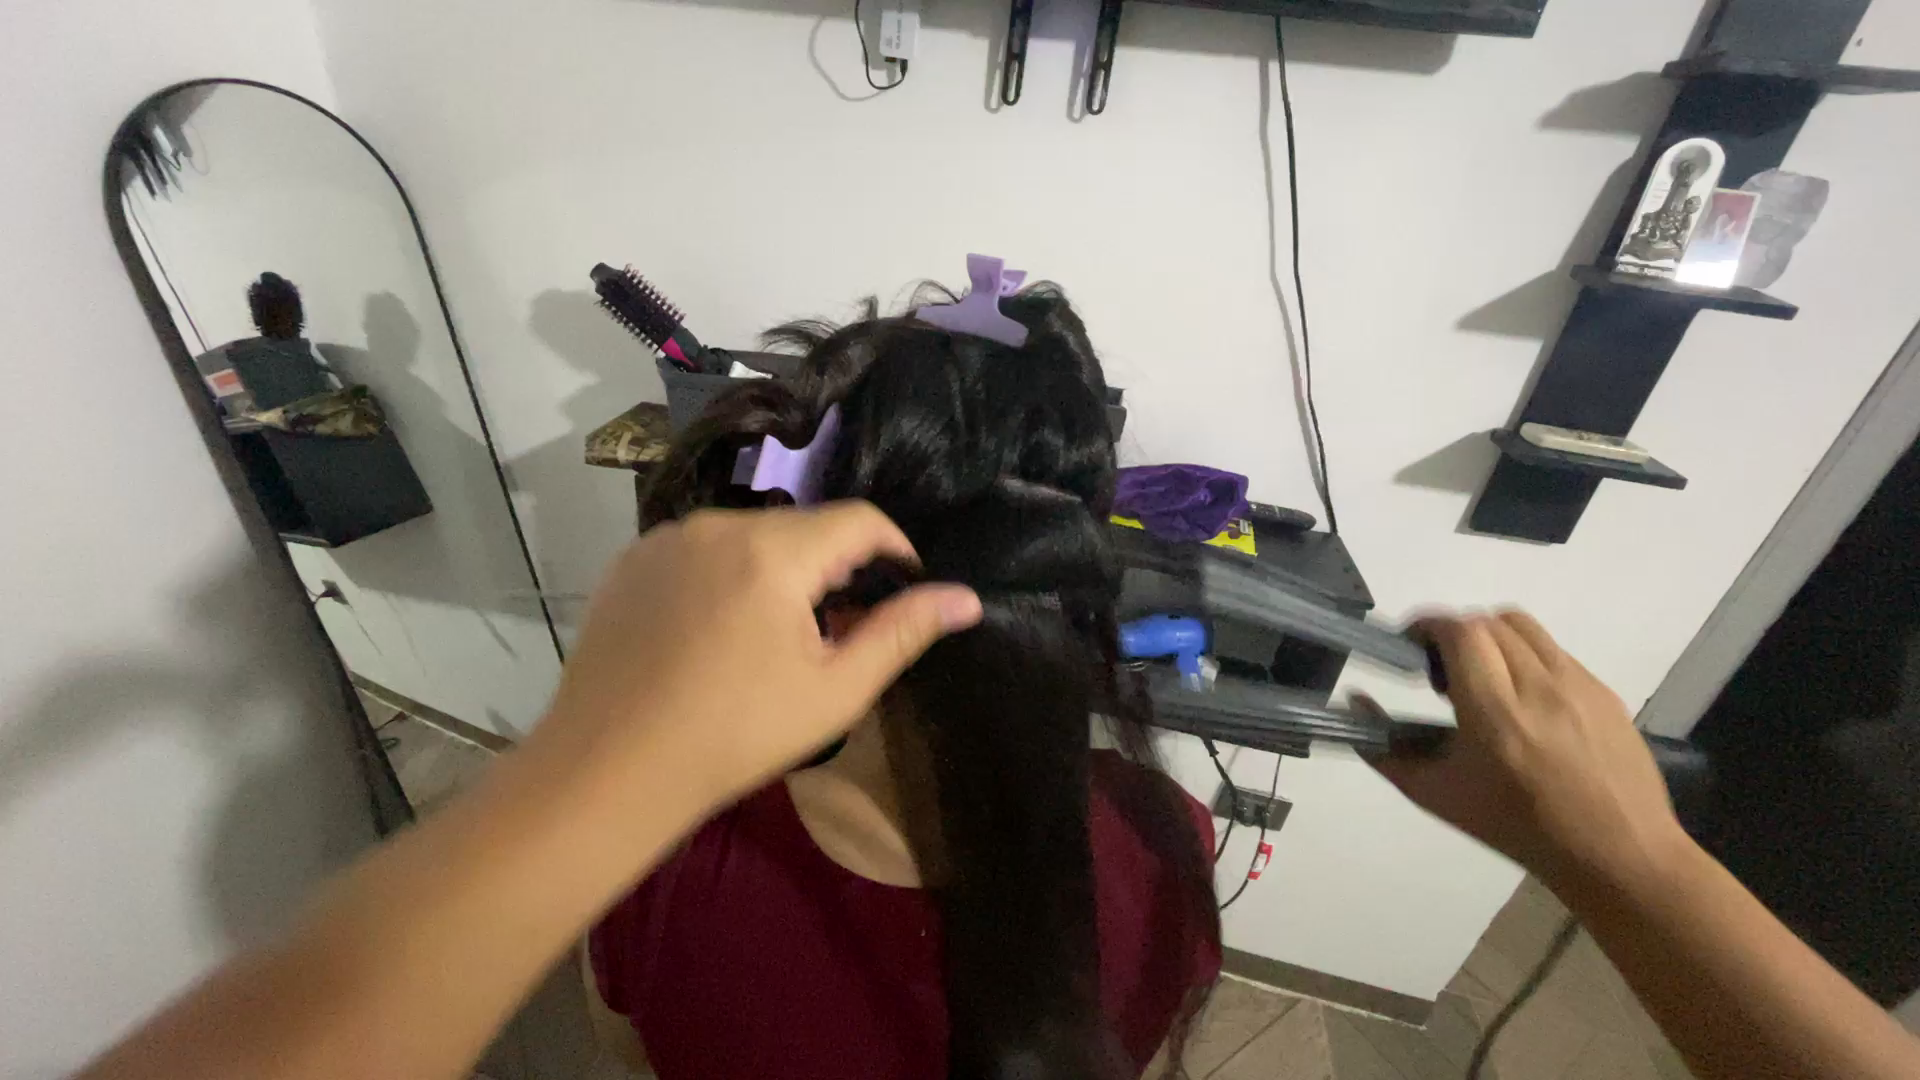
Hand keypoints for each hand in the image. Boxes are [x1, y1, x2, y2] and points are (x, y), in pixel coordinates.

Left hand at [534, 502, 981, 819]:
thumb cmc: (735, 736)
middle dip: (835, 568)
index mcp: (774, 550)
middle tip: (835, 630)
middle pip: (805, 527)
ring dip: (782, 569)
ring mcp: (667, 537)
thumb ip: (903, 632)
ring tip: (775, 636)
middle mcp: (718, 523)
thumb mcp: (835, 690)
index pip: (860, 519)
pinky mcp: (632, 559)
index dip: (895, 549)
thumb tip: (967, 597)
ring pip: (754, 535)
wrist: (605, 772)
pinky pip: (704, 548)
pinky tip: (719, 630)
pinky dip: (730, 573)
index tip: (902, 589)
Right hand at [1363, 611, 1686, 885]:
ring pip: (1522, 626)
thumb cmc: (1515, 826)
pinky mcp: (1604, 692)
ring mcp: (1578, 686)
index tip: (1410, 644)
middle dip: (1453, 632)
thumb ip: (1382, 748)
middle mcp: (1539, 688)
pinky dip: (1523, 656)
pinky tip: (1520, 697)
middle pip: (1487, 622)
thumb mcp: (1433, 794)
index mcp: (1495, 713)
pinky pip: (1553, 651)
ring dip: (1488, 636)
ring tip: (1479, 672)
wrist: (1618, 855)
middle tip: (1439, 666)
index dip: (1428, 625)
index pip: (1461, 632)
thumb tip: (1354, 700)